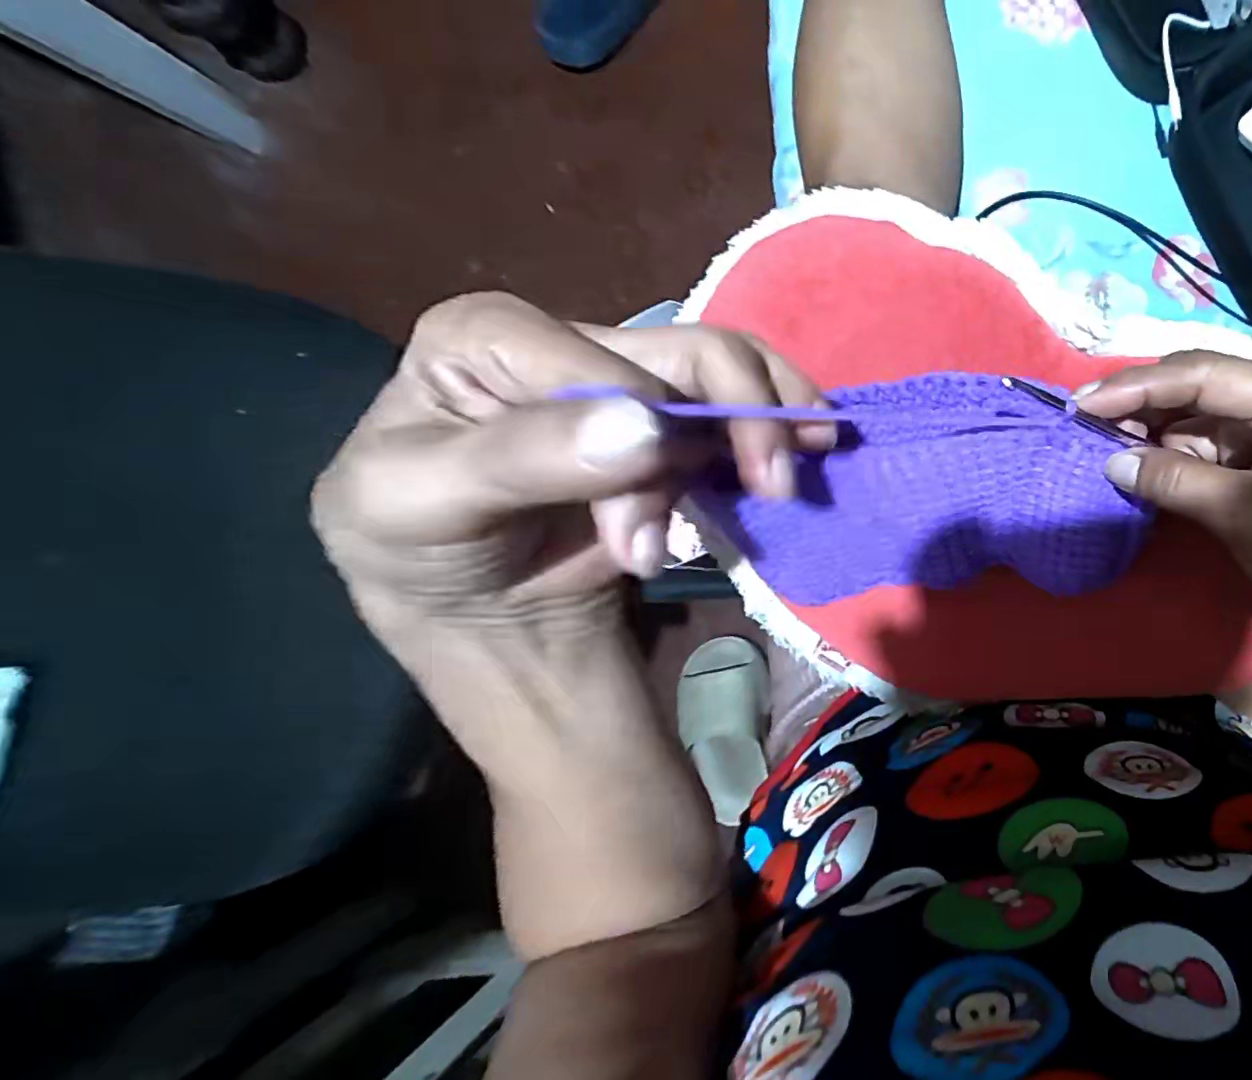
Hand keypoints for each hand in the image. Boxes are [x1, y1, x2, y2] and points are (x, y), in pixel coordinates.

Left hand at [312, 292, 832, 648]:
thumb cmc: (427, 547)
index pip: (602, 366)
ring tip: (789, 482)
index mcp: (491, 335)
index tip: (642, 549)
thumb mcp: (424, 503)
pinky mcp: (683, 428)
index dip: (642, 442)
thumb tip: (651, 427)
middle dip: (744, 420)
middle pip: (691, 354)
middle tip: (774, 491)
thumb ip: (527, 456)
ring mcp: (641, 385)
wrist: (488, 605)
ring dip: (774, 429)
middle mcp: (576, 343)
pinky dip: (786, 432)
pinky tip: (810, 454)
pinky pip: (748, 413)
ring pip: (735, 376)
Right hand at [1075, 351, 1251, 646]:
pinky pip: (1191, 438)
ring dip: (1142, 422)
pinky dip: (1157, 447)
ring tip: (1095, 434)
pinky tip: (1126, 453)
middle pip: (1195, 383)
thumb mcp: (1242, 514)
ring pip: (1187, 410)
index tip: (1085, 401)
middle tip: (1081, 413)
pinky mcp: (1247, 450)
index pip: (1206, 375)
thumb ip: (1174, 480)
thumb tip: (1110, 461)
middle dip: (1138, 399)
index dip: (1140, 386)